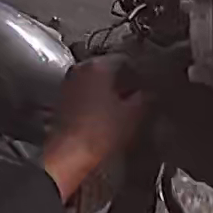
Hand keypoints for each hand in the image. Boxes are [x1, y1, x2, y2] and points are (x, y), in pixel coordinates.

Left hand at [40, 55, 148, 200]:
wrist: (69, 153)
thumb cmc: (100, 131)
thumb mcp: (132, 114)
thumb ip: (145, 98)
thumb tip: (149, 92)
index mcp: (98, 65)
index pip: (124, 59)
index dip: (139, 71)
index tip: (148, 83)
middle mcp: (80, 68)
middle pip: (108, 68)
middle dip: (124, 81)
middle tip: (140, 95)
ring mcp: (69, 82)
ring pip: (95, 80)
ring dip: (109, 90)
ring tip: (125, 107)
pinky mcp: (63, 99)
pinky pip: (85, 92)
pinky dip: (96, 99)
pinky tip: (107, 114)